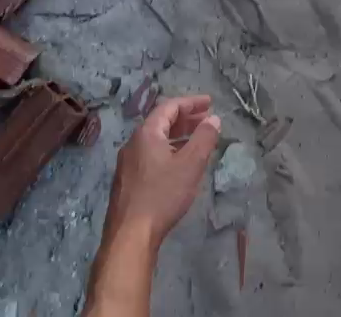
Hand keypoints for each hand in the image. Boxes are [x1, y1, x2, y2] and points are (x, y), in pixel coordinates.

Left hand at [105, 95, 220, 244]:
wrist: (129, 237)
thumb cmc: (162, 195)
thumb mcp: (191, 164)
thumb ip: (204, 138)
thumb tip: (214, 119)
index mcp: (146, 134)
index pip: (169, 107)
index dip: (191, 103)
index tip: (210, 103)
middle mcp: (132, 144)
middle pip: (161, 122)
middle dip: (185, 119)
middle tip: (206, 120)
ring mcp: (126, 165)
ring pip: (155, 141)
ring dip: (177, 136)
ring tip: (197, 142)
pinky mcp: (126, 183)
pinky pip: (149, 156)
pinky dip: (168, 151)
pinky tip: (178, 166)